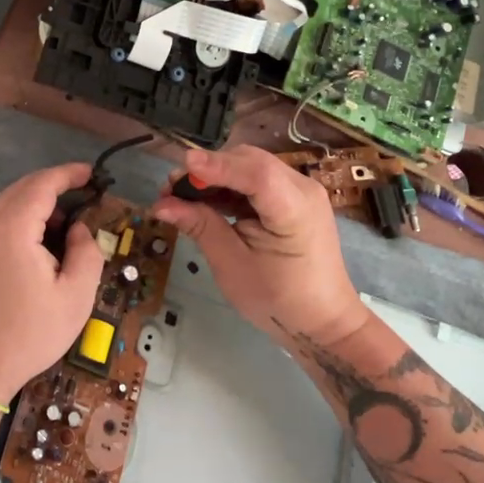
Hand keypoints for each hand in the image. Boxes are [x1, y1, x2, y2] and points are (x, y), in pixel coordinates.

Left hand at [0, 163, 107, 398]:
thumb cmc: (28, 335)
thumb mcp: (75, 298)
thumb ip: (86, 253)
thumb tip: (79, 229)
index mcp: (12, 228)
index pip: (42, 184)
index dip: (68, 174)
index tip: (91, 174)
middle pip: (20, 189)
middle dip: (52, 189)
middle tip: (80, 205)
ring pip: (3, 204)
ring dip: (31, 206)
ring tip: (57, 230)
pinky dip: (13, 220)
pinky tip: (28, 246)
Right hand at [150, 146, 369, 348]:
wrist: (322, 321)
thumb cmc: (279, 300)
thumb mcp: (232, 265)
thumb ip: (200, 226)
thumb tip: (161, 204)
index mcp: (295, 209)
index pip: (256, 173)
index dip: (218, 165)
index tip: (182, 167)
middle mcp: (303, 188)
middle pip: (249, 161)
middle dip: (208, 170)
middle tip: (171, 190)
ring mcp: (300, 189)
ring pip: (249, 165)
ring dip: (215, 176)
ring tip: (181, 196)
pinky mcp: (292, 195)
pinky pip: (255, 178)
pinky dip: (228, 185)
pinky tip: (206, 201)